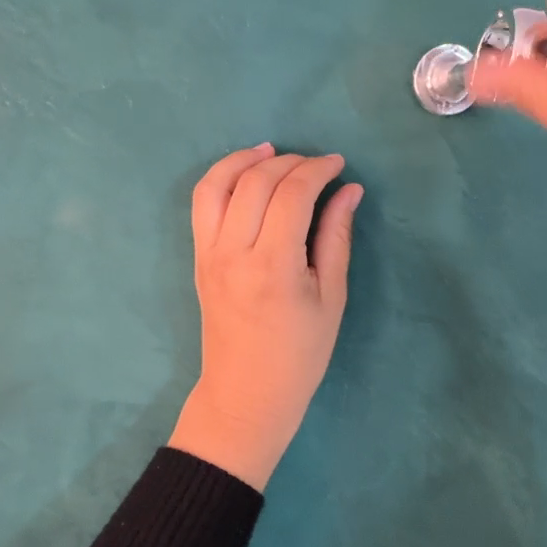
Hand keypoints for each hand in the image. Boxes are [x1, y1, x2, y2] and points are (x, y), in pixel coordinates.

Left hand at [168, 144, 362, 489]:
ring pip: (218, 184)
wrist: (245, 394)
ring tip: (273, 151)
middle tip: (316, 165)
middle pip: (256, 181)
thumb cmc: (299, 355)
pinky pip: (202, 204)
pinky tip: (247, 173)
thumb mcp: (331, 299)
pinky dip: (222, 178)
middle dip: (289, 161)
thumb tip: (349, 190)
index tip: (338, 164)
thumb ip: (336, 238)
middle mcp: (234, 253)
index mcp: (274, 267)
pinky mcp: (197, 258)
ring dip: (245, 159)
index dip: (317, 170)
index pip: (292, 194)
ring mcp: (209, 254)